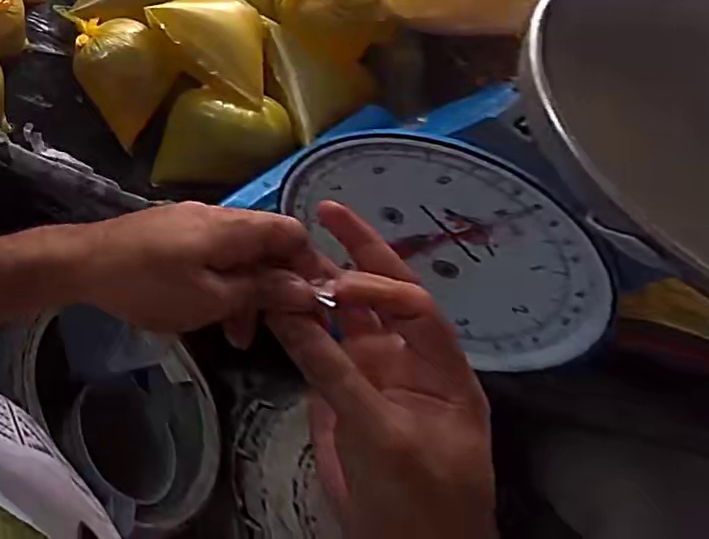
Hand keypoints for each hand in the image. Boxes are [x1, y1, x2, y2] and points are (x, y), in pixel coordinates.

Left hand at [71, 203, 326, 343]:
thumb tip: (308, 288)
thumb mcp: (211, 298)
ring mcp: (189, 221)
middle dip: (277, 287)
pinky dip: (220, 283)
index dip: (312, 265)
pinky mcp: (170, 232)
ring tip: (239, 337)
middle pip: (265, 245)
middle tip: (281, 331)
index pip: (290, 231)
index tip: (321, 304)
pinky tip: (212, 315)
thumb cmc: (148, 284)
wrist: (83, 262)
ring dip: (247, 292)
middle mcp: (213, 215)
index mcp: (229, 226)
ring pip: (236, 254)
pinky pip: (210, 254)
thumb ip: (261, 290)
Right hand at [268, 203, 496, 538]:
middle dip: (355, 250)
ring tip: (283, 247)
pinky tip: (269, 294)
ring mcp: (366, 367)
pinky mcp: (333, 381)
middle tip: (324, 209)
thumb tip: (286, 308)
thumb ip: (333, 369)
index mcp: (439, 369)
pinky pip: (311, 337)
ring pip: (339, 311)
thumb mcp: (383, 433)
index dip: (377, 285)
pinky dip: (291, 314)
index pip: (414, 305)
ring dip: (313, 280)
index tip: (333, 285)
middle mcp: (404, 357)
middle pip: (379, 293)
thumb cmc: (419, 499)